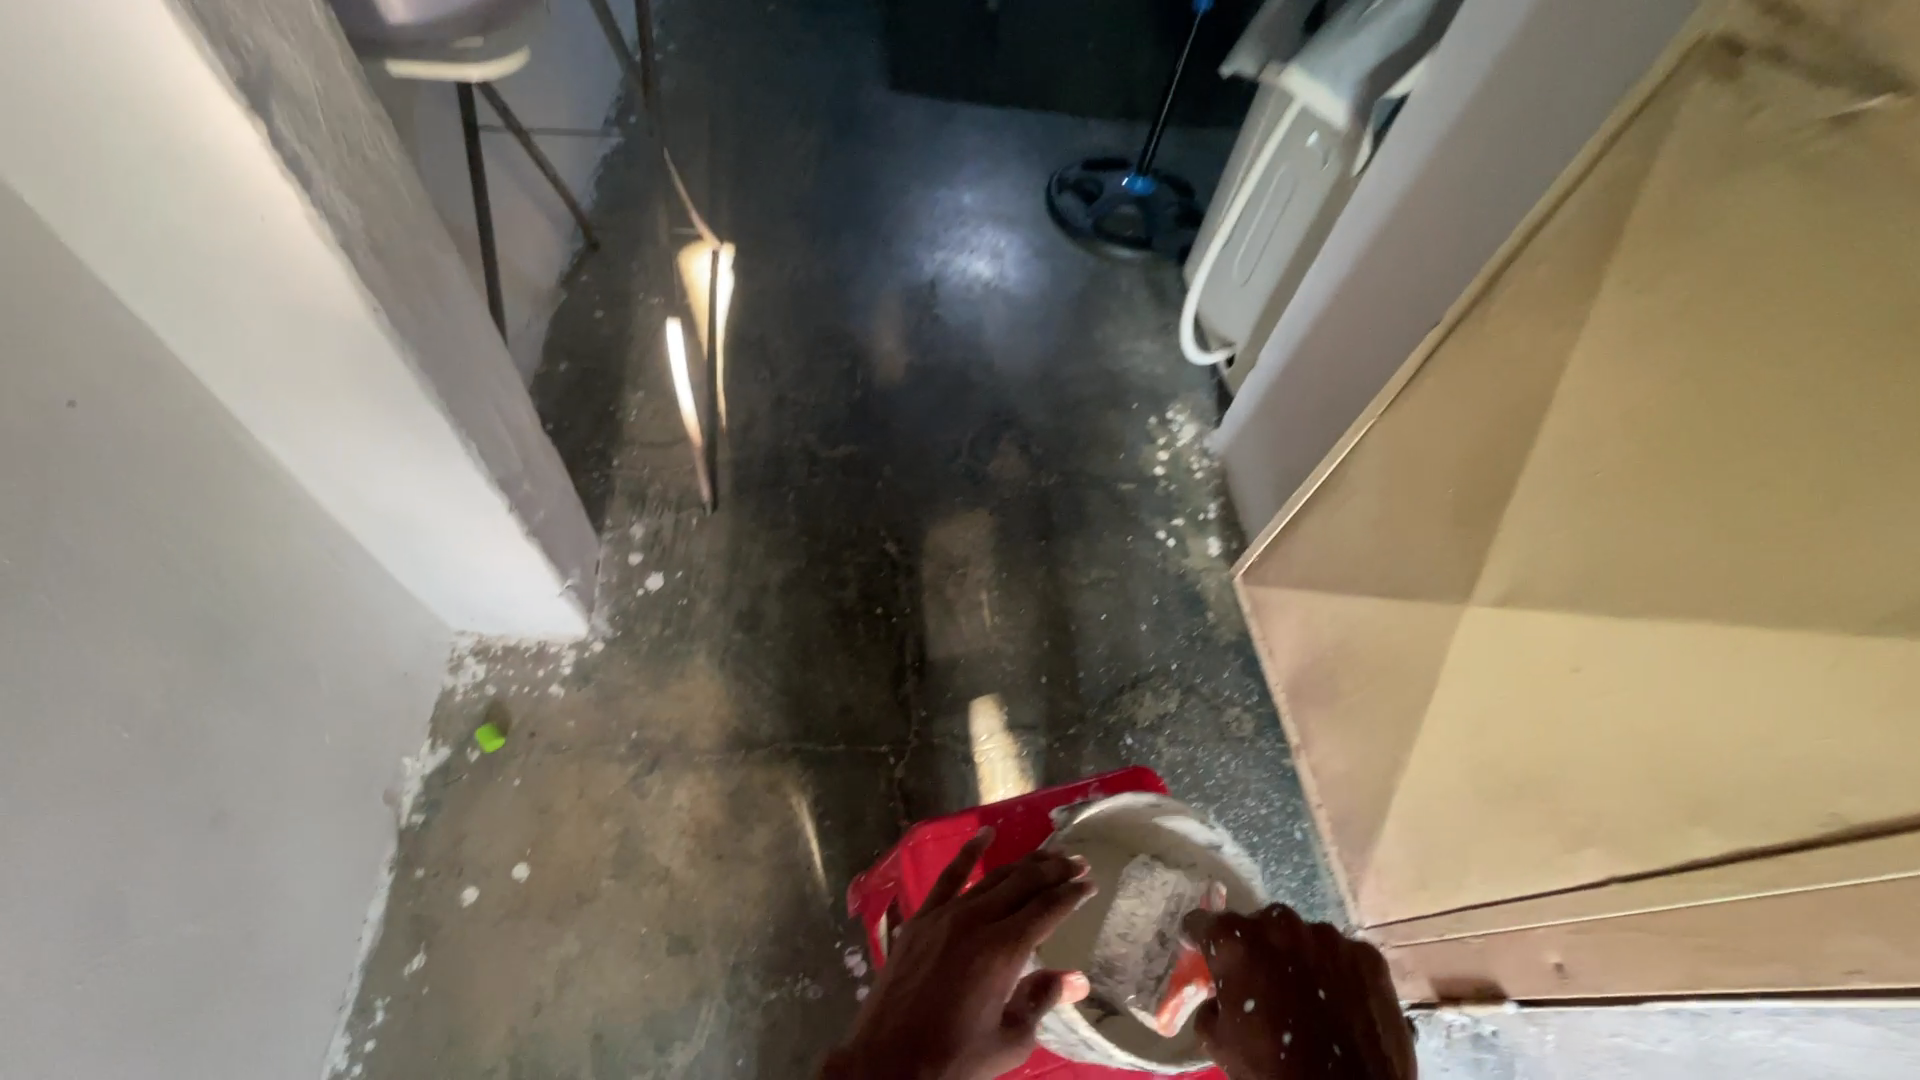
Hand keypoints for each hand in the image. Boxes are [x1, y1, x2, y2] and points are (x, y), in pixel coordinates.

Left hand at [822, 829, 1097, 1079]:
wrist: (887, 1062)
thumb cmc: (953, 1059)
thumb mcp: (1009, 1041)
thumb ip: (1041, 1000)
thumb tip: (1076, 978)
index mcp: (1002, 951)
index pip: (1046, 910)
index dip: (1071, 895)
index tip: (1090, 883)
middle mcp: (976, 921)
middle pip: (1023, 884)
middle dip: (1054, 871)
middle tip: (1078, 863)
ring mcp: (945, 915)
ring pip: (992, 878)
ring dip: (1023, 864)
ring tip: (1048, 855)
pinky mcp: (921, 918)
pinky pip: (947, 877)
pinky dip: (969, 852)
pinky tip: (985, 834)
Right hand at [1182, 906, 1414, 1079]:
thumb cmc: (1273, 1072)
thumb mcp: (1218, 1044)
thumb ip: (1209, 1006)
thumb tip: (1218, 998)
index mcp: (1235, 940)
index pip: (1202, 922)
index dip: (1198, 937)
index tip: (1200, 949)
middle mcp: (1278, 924)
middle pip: (1256, 926)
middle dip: (1254, 948)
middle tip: (1260, 983)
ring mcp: (1327, 936)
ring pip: (1301, 937)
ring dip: (1296, 957)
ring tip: (1306, 995)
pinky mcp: (1367, 956)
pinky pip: (1341, 955)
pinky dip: (1335, 972)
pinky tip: (1339, 1002)